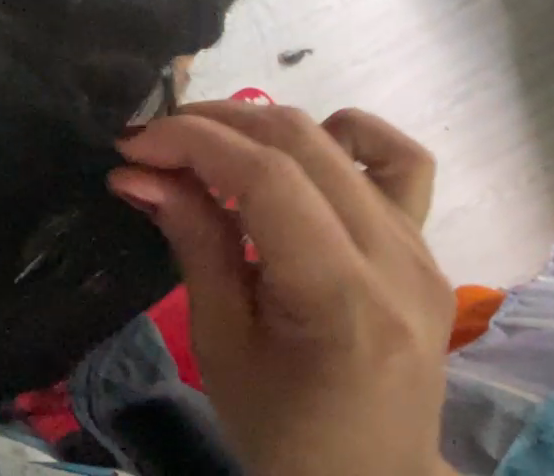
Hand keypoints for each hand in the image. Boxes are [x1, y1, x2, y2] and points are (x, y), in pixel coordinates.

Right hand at [108, 103, 452, 475]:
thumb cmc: (281, 428)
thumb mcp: (219, 341)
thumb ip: (191, 240)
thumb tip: (134, 172)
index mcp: (344, 298)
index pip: (266, 176)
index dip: (189, 141)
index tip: (129, 147)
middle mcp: (397, 259)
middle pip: (298, 141)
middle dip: (209, 125)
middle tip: (150, 148)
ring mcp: (421, 248)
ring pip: (336, 138)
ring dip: (254, 124)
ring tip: (202, 148)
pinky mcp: (424, 245)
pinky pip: (398, 161)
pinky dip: (343, 135)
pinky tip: (298, 151)